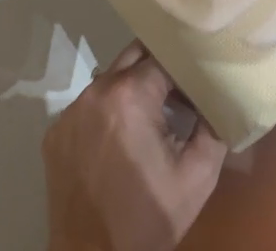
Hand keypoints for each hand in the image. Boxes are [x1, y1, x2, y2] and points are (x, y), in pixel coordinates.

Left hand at [43, 43, 226, 250]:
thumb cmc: (148, 218)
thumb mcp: (197, 176)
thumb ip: (214, 129)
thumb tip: (220, 101)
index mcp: (129, 95)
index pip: (164, 57)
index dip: (185, 68)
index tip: (199, 82)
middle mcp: (95, 92)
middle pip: (133, 57)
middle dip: (158, 69)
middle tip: (180, 93)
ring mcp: (70, 112)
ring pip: (109, 80)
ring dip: (131, 90)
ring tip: (152, 120)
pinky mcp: (55, 133)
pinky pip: (87, 108)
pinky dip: (107, 114)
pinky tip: (120, 143)